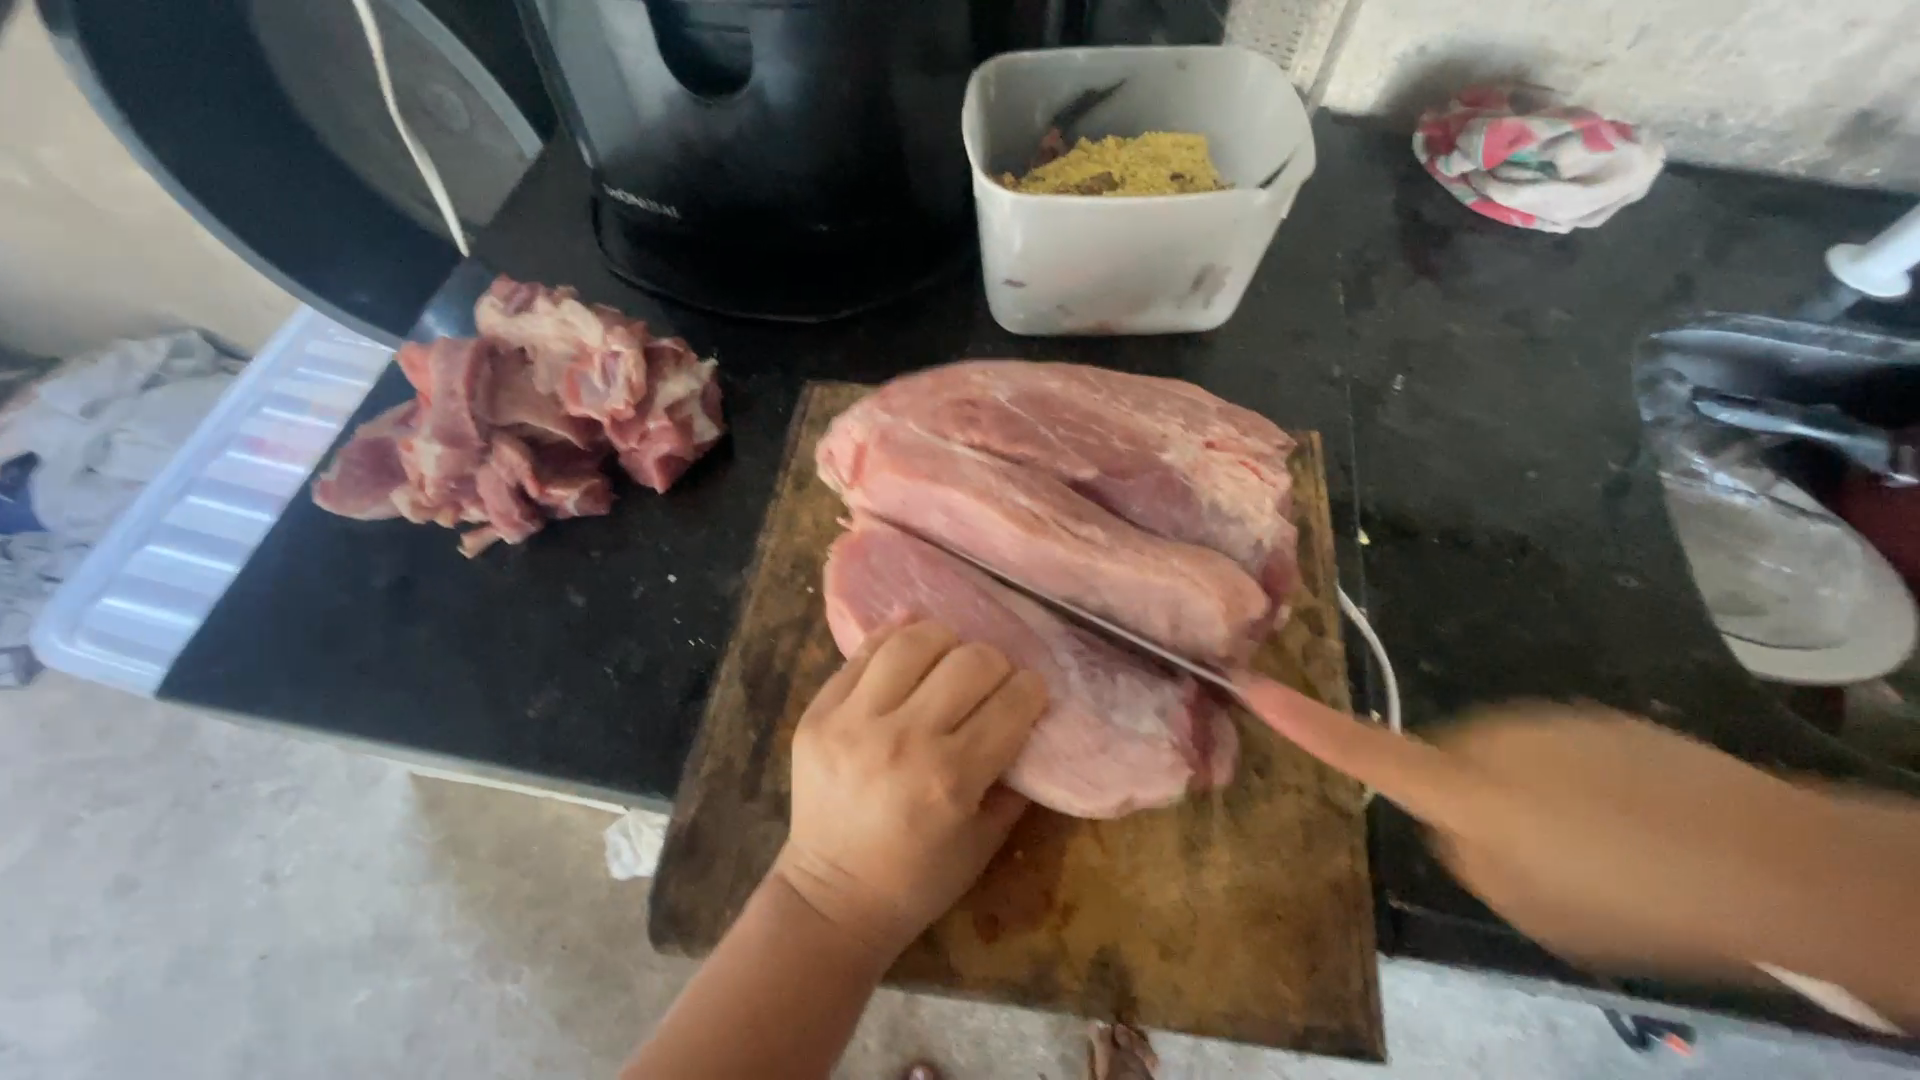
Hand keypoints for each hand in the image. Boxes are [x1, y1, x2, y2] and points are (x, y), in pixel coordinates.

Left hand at [773, 621, 1049, 961]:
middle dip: (996, 663)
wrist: (833, 897)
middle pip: (970, 661)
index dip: (1031, 690)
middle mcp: (903, 741)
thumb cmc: (919, 880)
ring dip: (945, 642)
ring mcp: (853, 722)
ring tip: (948, 658)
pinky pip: (862, 654)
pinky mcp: (818, 714)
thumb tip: (1030, 717)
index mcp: (951, 779)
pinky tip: (911, 646)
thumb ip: (1014, 777)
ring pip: (914, 642)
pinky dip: (893, 640)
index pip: (1011, 702)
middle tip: (992, 680)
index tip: (1030, 692)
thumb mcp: (986, 840)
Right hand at [1238, 677, 1919, 1025]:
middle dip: (1470, 799)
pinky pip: (1551, 749)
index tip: (1250, 683)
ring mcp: (1542, 720)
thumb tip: (1456, 820)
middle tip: (1539, 853)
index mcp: (1461, 791)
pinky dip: (1571, 781)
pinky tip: (1628, 819)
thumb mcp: (1527, 908)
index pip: (1361, 753)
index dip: (1301, 721)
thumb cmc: (1632, 898)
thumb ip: (1469, 856)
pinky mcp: (1589, 716)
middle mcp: (1488, 738)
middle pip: (1446, 766)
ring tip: (1597, 841)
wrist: (1771, 859)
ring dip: (1527, 793)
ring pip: (1503, 758)